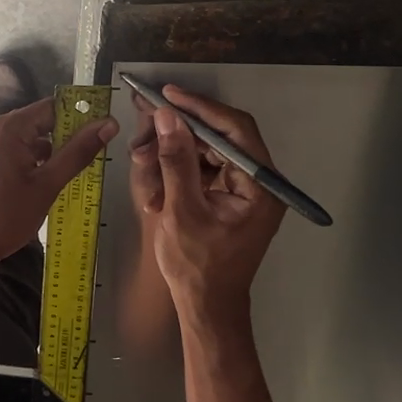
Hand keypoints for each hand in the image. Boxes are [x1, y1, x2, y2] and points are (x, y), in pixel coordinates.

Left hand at [0, 98, 118, 264]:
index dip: (77, 120)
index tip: (96, 138)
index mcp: (7, 127)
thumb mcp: (48, 185)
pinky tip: (34, 181)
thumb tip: (109, 124)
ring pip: (22, 135)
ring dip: (43, 151)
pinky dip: (24, 158)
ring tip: (56, 178)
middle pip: (36, 121)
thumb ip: (78, 152)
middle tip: (78, 164)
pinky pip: (7, 147)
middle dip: (60, 138)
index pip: (51, 108)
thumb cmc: (6, 218)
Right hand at [130, 86, 284, 315]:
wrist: (206, 307)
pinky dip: (172, 175)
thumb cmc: (198, 266)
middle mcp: (256, 181)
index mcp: (260, 184)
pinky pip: (197, 172)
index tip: (168, 95)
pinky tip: (151, 187)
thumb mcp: (182, 211)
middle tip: (142, 138)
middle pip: (215, 138)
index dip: (201, 108)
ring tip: (141, 169)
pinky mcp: (223, 197)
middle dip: (175, 137)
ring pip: (201, 153)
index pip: (234, 129)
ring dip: (168, 157)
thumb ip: (177, 161)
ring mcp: (240, 189)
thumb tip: (169, 118)